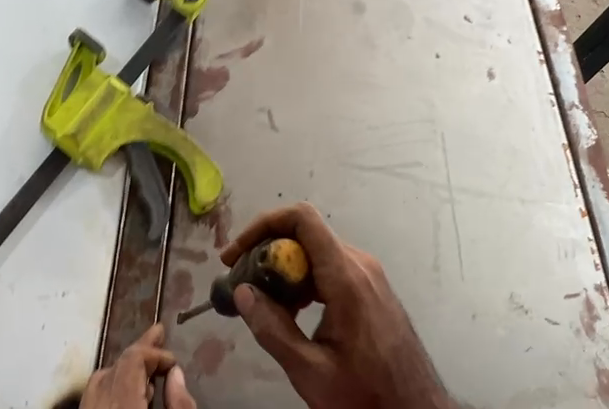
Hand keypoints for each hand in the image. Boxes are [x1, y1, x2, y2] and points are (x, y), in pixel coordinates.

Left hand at [77, 324, 195, 408]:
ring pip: (101, 379)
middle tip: (159, 335)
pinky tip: (128, 392)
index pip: (132, 358)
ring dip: (125, 367)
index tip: (173, 360)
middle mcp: (99, 402)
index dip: (154, 352)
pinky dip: (111, 385)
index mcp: (123, 401)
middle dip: (140, 352)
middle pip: (115, 365)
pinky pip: (93, 395)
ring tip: (147, 370)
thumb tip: (175, 374)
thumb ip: (179, 403)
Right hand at [221, 204, 452, 408]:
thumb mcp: (310, 371)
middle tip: (241, 282)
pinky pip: (330, 267)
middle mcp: (360, 264)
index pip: (302, 219)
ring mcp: (369, 274)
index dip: (263, 224)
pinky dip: (303, 280)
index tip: (237, 254)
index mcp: (346, 277)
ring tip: (261, 301)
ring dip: (283, 268)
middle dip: (266, 252)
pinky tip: (291, 311)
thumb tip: (242, 292)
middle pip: (304, 234)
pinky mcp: (371, 288)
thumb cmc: (365, 395)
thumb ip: (273, 329)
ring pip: (315, 251)